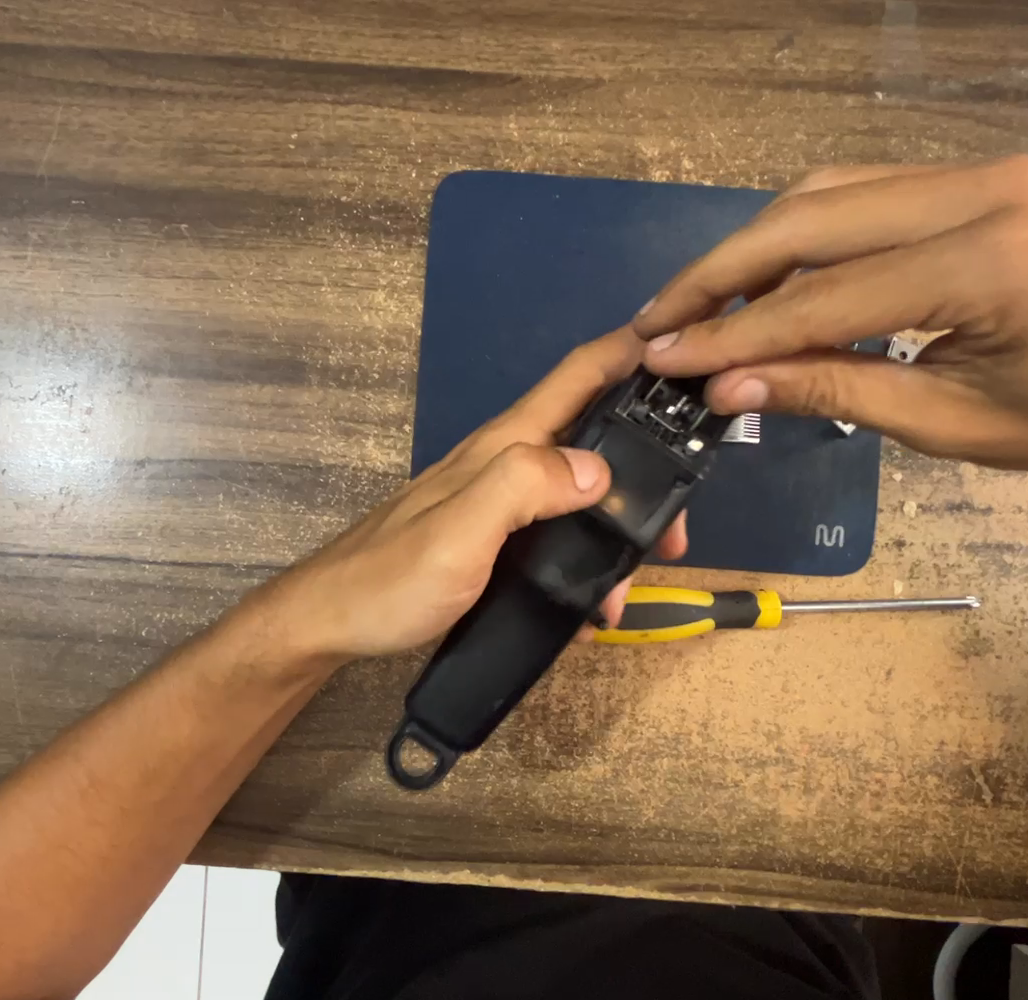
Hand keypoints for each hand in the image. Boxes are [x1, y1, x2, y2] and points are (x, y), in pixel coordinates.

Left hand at [258, 327, 686, 660]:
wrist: (334, 621)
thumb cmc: (391, 578)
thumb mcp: (461, 531)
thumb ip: (524, 487)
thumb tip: (599, 468)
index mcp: (505, 446)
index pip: (578, 374)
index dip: (632, 350)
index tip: (692, 353)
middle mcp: (507, 463)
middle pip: (594, 439)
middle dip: (646, 471)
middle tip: (676, 528)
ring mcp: (499, 503)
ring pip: (580, 494)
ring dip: (618, 529)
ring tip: (634, 580)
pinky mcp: (494, 539)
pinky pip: (556, 535)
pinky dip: (584, 560)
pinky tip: (591, 600)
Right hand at [632, 156, 1027, 509]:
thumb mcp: (948, 422)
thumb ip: (831, 391)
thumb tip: (725, 391)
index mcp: (990, 262)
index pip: (820, 297)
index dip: (729, 335)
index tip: (661, 359)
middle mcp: (986, 190)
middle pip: (810, 219)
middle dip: (718, 274)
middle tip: (657, 320)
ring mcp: (988, 172)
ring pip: (829, 194)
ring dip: (754, 249)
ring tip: (702, 307)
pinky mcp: (984, 177)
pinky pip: (866, 195)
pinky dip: (804, 237)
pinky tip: (771, 279)